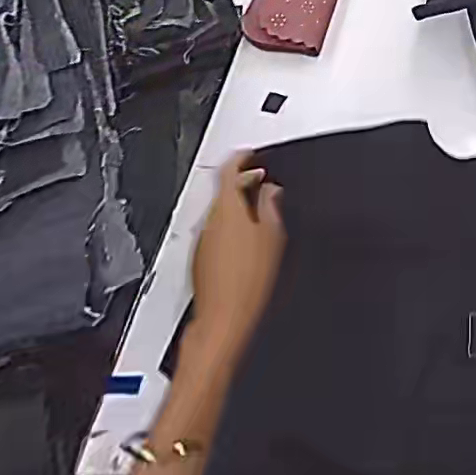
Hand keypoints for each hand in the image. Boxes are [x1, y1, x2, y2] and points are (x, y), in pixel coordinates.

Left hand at [190, 151, 285, 356]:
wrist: (224, 320)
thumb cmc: (248, 281)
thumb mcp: (273, 235)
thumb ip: (271, 205)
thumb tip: (272, 189)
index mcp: (227, 209)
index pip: (228, 170)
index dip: (241, 157)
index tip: (250, 154)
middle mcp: (209, 221)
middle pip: (224, 190)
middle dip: (243, 183)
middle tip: (263, 182)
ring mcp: (203, 239)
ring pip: (221, 211)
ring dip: (238, 206)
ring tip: (261, 213)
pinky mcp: (201, 257)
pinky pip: (217, 231)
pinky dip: (231, 228)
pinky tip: (249, 242)